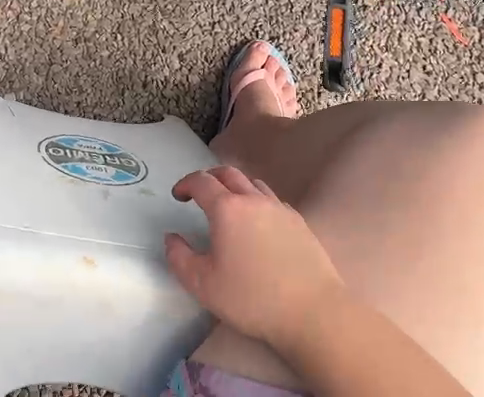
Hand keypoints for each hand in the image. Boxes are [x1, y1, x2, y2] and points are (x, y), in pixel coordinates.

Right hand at [164, 166, 345, 346]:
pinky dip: (259, 202)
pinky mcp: (299, 221)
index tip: (178, 195)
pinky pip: (273, 201)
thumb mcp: (203, 285)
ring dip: (236, 187)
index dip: (185, 184)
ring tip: (230, 206)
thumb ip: (179, 258)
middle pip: (228, 173)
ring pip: (253, 184)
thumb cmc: (251, 298)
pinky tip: (260, 224)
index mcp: (227, 209)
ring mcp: (280, 208)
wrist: (311, 310)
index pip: (201, 182)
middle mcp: (253, 199)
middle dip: (210, 177)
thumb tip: (172, 238)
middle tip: (200, 192)